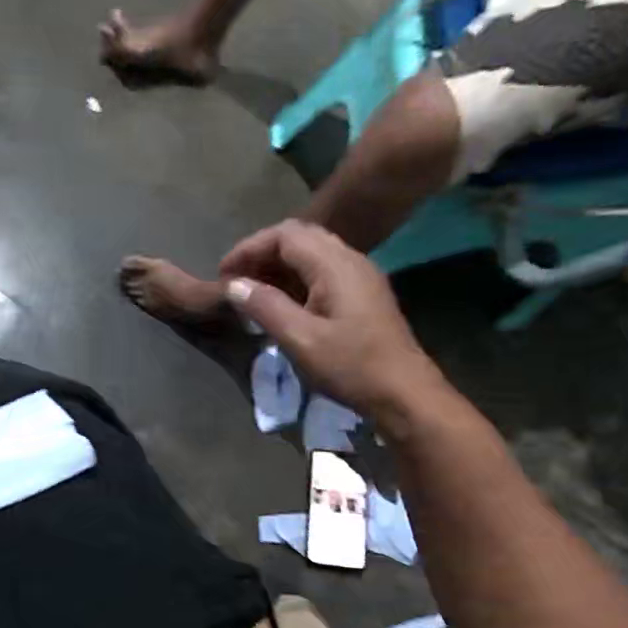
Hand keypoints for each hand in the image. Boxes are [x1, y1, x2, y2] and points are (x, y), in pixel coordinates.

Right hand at [219, 220, 446, 418]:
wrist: (404, 392)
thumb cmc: (351, 366)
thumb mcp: (300, 339)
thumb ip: (265, 306)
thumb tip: (234, 284)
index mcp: (335, 265)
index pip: (285, 235)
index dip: (249, 248)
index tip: (223, 274)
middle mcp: (350, 260)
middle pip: (299, 237)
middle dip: (261, 253)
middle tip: (235, 279)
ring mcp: (360, 276)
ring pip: (311, 253)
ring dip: (277, 265)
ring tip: (251, 291)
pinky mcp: (362, 294)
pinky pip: (322, 271)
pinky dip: (294, 278)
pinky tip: (280, 302)